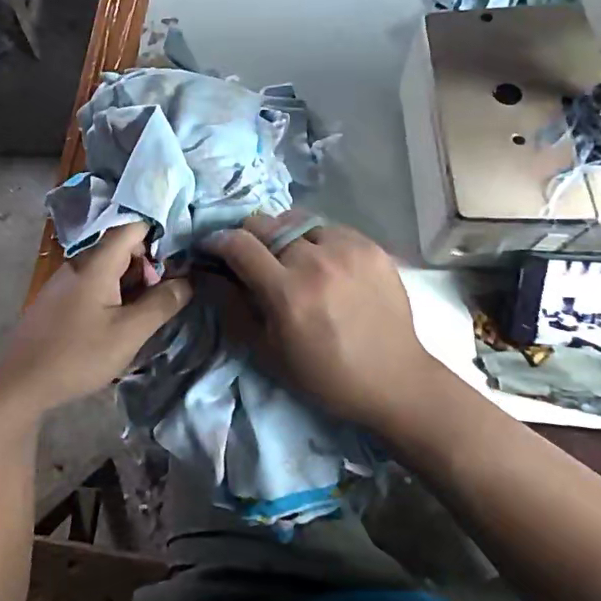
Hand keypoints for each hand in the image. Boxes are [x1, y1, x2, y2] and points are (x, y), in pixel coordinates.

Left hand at [0, 223, 190, 417]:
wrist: (18, 385)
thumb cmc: (77, 355)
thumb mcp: (129, 333)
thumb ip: (162, 304)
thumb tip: (187, 281)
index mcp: (96, 263)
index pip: (132, 226)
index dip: (159, 232)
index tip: (180, 255)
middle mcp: (79, 263)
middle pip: (122, 247)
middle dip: (148, 265)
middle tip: (163, 296)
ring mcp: (65, 282)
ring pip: (109, 268)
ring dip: (132, 284)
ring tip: (143, 315)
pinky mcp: (58, 301)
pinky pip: (94, 284)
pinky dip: (114, 295)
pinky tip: (117, 324)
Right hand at [203, 211, 440, 429]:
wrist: (393, 379)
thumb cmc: (324, 375)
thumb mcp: (268, 351)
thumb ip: (233, 307)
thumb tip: (207, 274)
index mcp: (287, 293)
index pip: (240, 244)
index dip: (217, 241)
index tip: (211, 248)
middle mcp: (316, 262)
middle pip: (266, 223)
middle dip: (248, 236)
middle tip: (250, 256)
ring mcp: (347, 250)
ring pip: (298, 221)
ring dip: (284, 236)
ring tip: (290, 260)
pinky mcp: (371, 246)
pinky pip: (330, 229)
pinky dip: (317, 240)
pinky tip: (323, 263)